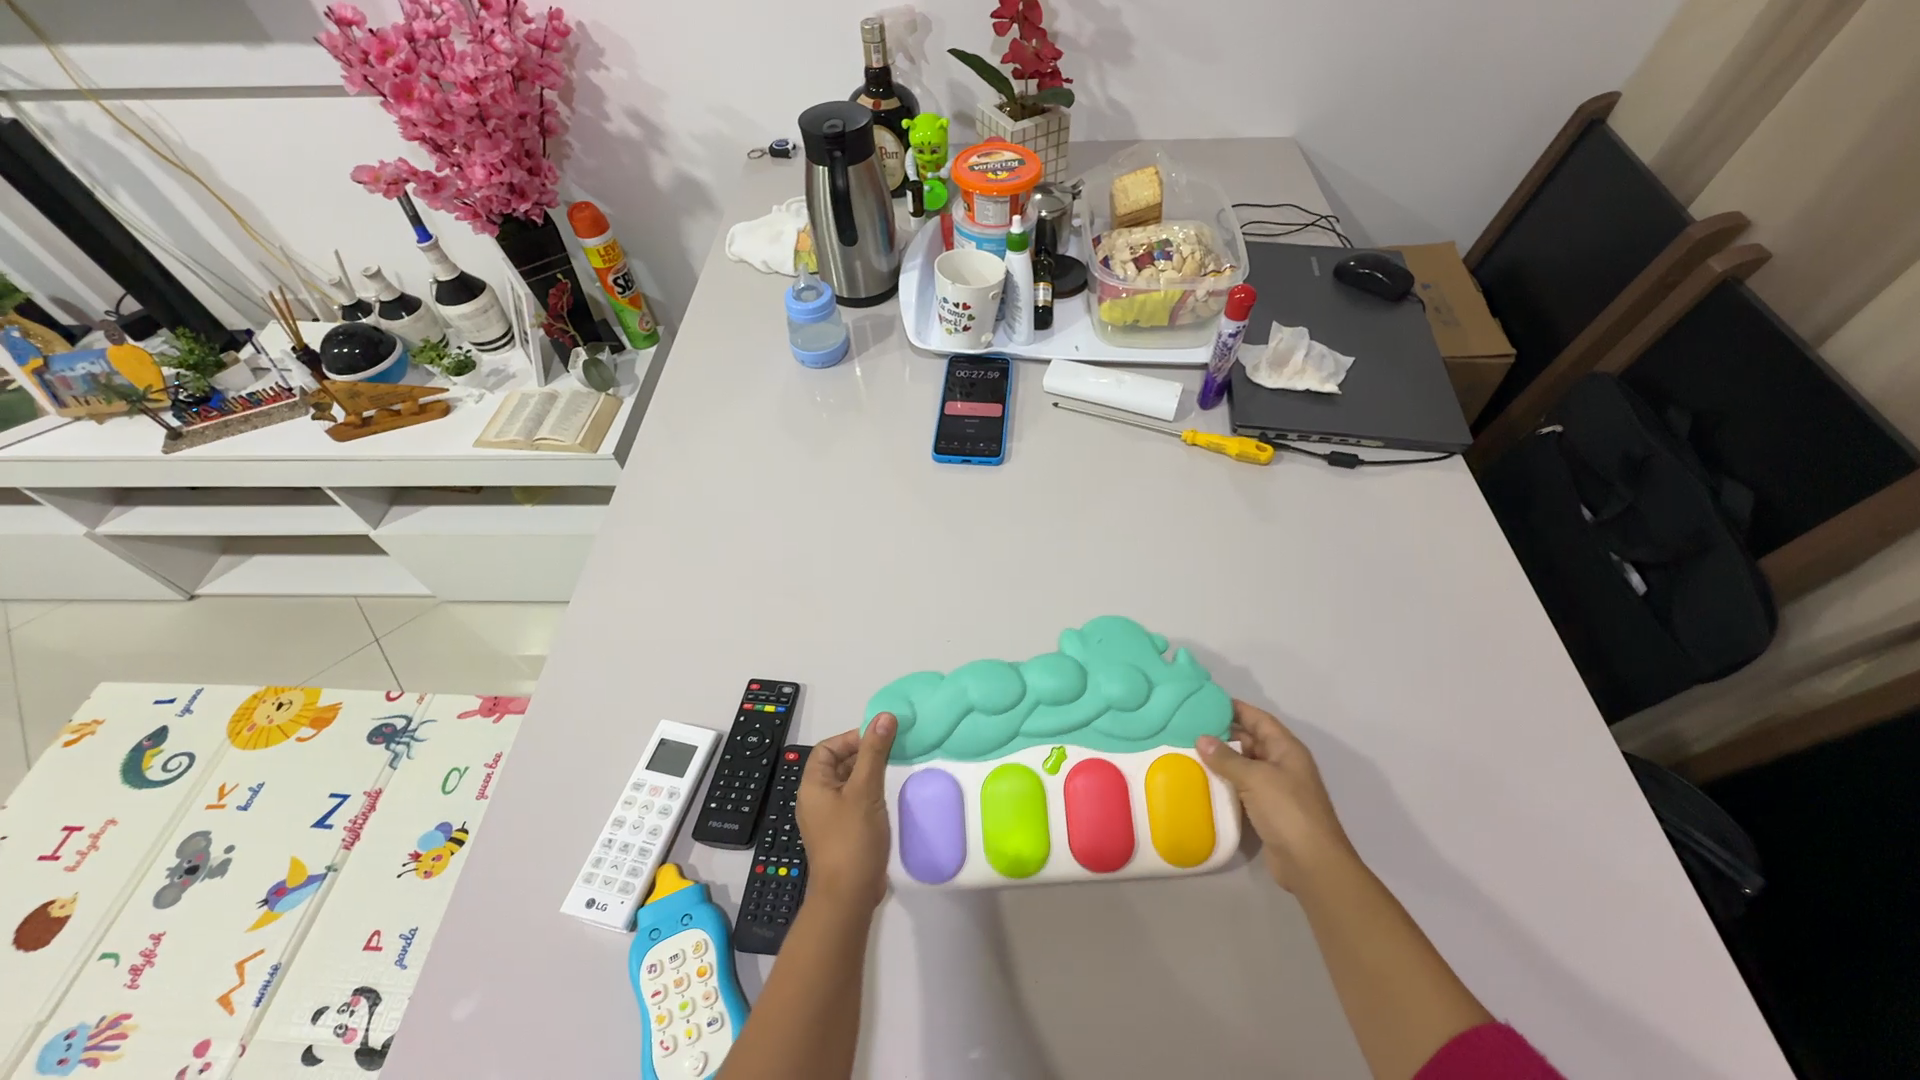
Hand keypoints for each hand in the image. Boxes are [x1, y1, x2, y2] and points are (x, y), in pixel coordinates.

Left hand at [796, 712, 897, 914]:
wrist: (849, 895)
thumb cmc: (852, 838)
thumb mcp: (865, 790)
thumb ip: (875, 752)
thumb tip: (884, 716)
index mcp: (813, 786)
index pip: (828, 748)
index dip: (852, 739)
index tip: (879, 739)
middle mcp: (816, 800)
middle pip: (838, 765)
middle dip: (864, 756)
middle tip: (893, 753)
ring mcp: (829, 819)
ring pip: (849, 786)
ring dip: (870, 776)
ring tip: (895, 773)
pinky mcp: (843, 834)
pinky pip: (855, 805)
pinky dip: (871, 797)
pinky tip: (889, 799)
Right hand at [1197, 700, 1355, 892]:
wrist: (1311, 862)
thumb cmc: (1288, 811)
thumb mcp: (1256, 778)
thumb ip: (1227, 758)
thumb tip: (1201, 738)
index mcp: (1287, 749)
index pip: (1259, 719)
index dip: (1236, 709)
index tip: (1207, 702)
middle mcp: (1282, 765)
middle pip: (1251, 741)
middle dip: (1224, 735)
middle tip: (1189, 728)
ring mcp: (1276, 789)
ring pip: (1245, 766)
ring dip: (1222, 761)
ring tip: (1189, 752)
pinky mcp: (1267, 811)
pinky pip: (1242, 789)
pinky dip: (1225, 784)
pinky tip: (1202, 783)